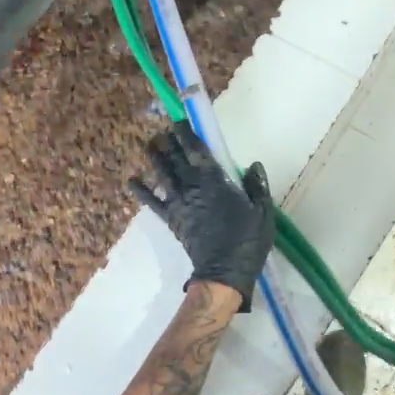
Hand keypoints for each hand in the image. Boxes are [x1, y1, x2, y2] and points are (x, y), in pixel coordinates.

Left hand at [128, 122, 274, 309]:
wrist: (224, 272)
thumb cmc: (247, 241)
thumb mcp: (262, 212)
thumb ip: (256, 186)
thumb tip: (253, 164)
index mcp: (215, 181)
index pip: (197, 151)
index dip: (187, 134)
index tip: (180, 122)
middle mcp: (193, 187)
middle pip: (177, 159)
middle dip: (170, 142)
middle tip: (163, 129)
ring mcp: (178, 203)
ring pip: (163, 174)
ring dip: (155, 158)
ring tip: (148, 144)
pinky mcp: (171, 219)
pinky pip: (153, 202)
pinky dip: (142, 190)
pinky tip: (132, 180)